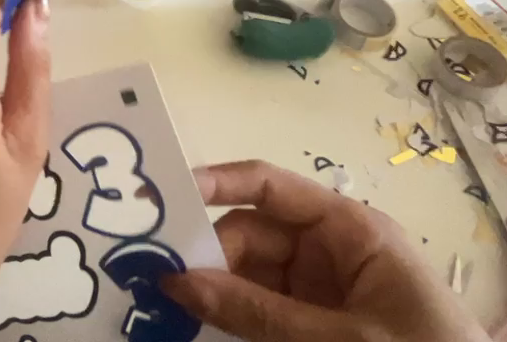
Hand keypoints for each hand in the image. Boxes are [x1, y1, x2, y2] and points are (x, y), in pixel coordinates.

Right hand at [163, 160, 487, 341]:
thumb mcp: (343, 339)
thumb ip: (259, 313)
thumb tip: (175, 281)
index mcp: (348, 230)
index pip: (267, 185)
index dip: (214, 181)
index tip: (163, 193)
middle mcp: (328, 251)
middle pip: (248, 235)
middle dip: (206, 253)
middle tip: (158, 273)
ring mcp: (320, 292)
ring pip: (246, 275)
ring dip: (211, 288)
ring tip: (167, 301)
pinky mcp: (314, 329)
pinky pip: (259, 311)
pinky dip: (228, 317)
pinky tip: (198, 323)